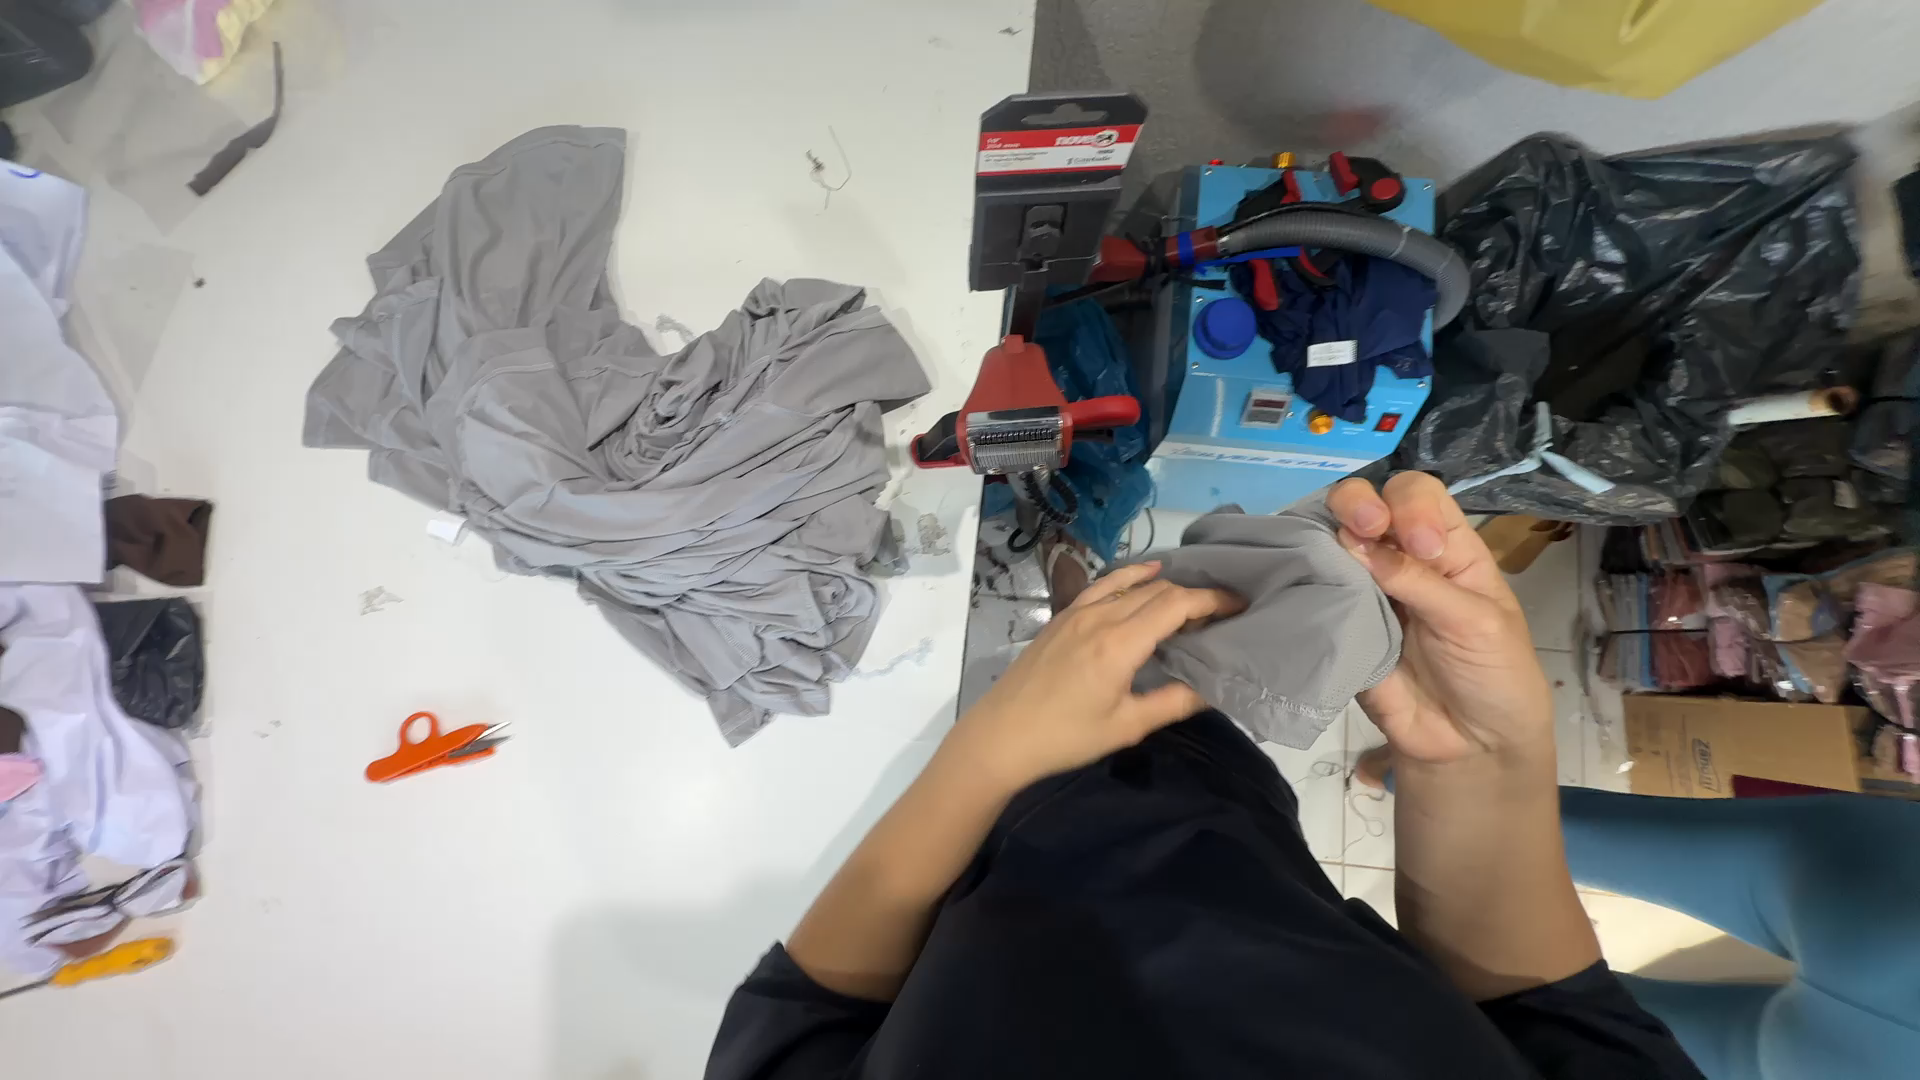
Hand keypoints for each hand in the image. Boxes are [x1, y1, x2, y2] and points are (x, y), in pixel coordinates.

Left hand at [949, 562, 1244, 790]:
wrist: (1002, 734)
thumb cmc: (1066, 736)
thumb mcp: (1126, 726)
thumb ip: (1173, 702)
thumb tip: (1214, 688)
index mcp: (1119, 642)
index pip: (1175, 604)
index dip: (1212, 600)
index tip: (1239, 605)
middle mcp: (1099, 616)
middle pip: (1157, 591)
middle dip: (1194, 595)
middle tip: (1222, 613)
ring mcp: (1077, 612)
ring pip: (1130, 585)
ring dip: (1165, 586)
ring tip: (1192, 599)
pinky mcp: (1062, 617)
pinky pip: (1102, 586)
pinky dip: (1129, 577)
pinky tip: (1145, 575)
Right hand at [1327, 473, 1552, 765]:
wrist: (1465, 745)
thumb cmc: (1493, 675)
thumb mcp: (1475, 622)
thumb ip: (1418, 581)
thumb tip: (1351, 540)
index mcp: (1447, 548)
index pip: (1420, 495)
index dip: (1411, 506)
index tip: (1420, 545)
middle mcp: (1398, 557)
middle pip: (1365, 502)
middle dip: (1358, 503)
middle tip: (1362, 529)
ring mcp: (1360, 586)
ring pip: (1329, 538)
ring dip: (1326, 533)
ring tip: (1331, 556)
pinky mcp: (1331, 618)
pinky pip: (1310, 587)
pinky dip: (1303, 576)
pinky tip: (1306, 581)